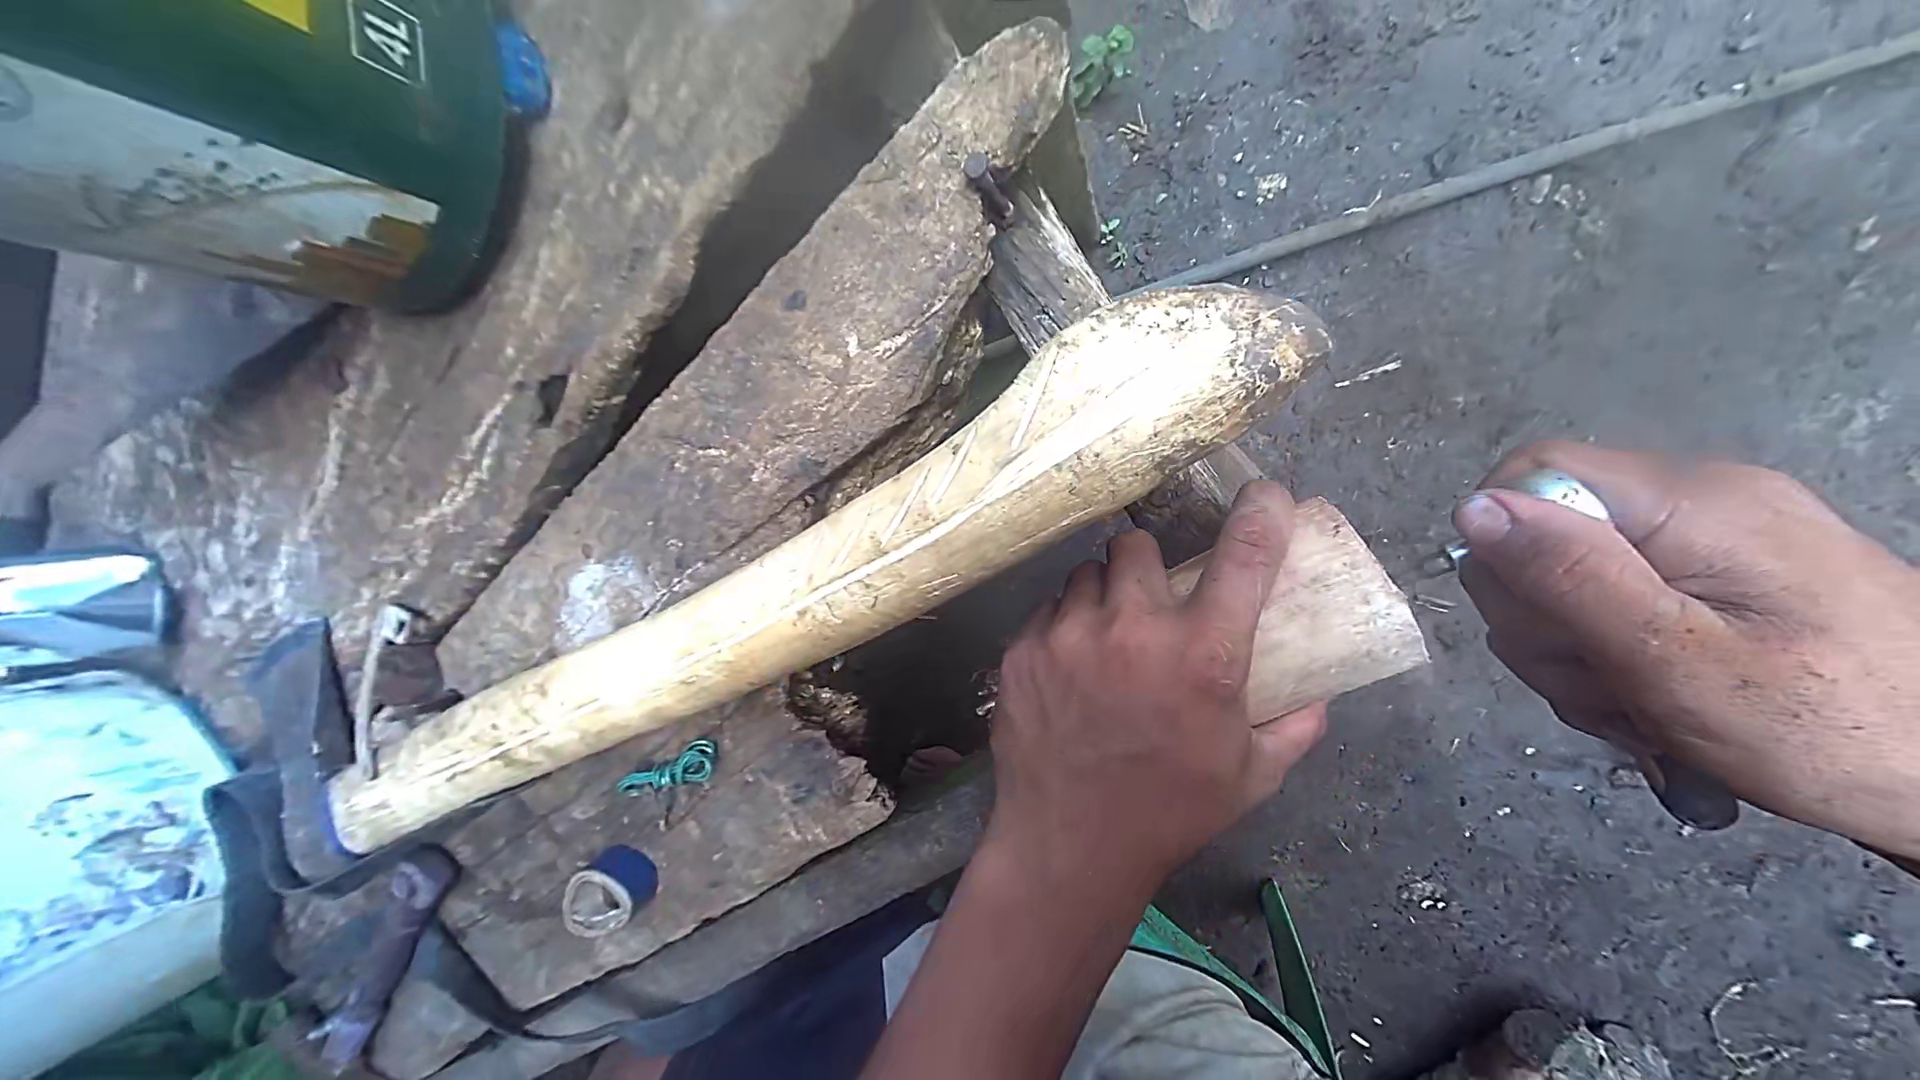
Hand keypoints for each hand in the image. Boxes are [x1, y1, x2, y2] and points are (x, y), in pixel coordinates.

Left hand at [988, 481, 1328, 890]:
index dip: (1262, 513)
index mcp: (1204, 654)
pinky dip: (1061, 624)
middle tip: (1147, 596)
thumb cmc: (1169, 810)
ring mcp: (1069, 634)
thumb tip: (1319, 698)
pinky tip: (1066, 664)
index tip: (1266, 495)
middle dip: (1146, 562)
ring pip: (1085, 574)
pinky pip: (1047, 610)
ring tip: (1103, 633)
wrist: (1070, 842)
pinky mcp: (1022, 649)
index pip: (1245, 555)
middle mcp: (1133, 628)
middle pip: (1136, 544)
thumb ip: (1292, 729)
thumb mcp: (1249, 775)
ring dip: (1101, 593)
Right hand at [1454, 441, 1919, 858]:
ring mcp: (1697, 545)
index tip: (1530, 609)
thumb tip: (1473, 509)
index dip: (1501, 533)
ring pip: (1553, 582)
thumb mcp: (1679, 661)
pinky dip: (1594, 658)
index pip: (1536, 471)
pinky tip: (1638, 697)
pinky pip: (1595, 603)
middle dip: (1538, 617)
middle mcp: (1690, 506)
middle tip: (1597, 677)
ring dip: (1564, 652)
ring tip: (1630, 703)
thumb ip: (1571, 576)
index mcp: (1691, 505)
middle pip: (1536, 535)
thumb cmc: (1840, 732)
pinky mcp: (1699, 580)